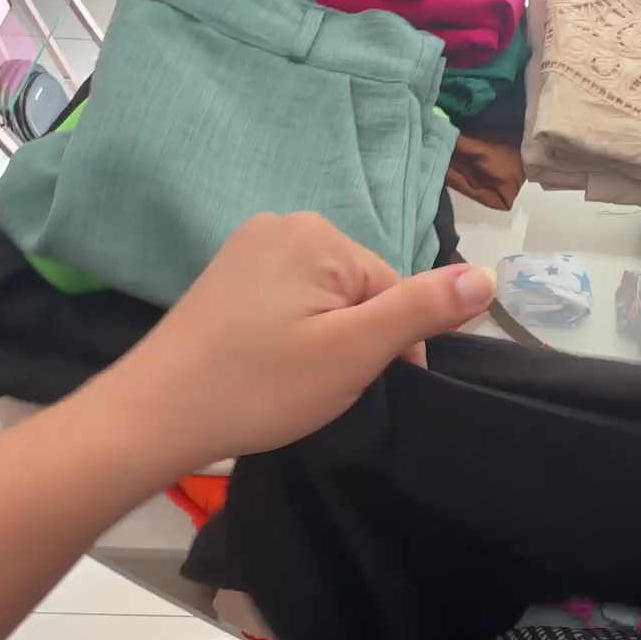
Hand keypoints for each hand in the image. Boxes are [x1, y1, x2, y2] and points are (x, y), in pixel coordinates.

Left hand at [83, 212, 494, 474]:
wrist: (153, 415)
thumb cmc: (261, 385)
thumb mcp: (355, 351)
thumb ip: (424, 309)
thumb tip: (487, 277)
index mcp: (320, 235)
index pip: (394, 289)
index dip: (393, 344)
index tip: (368, 387)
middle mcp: (285, 224)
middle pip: (362, 289)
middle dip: (358, 338)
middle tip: (326, 386)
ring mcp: (251, 247)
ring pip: (329, 297)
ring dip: (330, 338)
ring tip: (298, 379)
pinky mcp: (230, 274)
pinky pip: (294, 298)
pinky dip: (297, 332)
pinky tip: (274, 363)